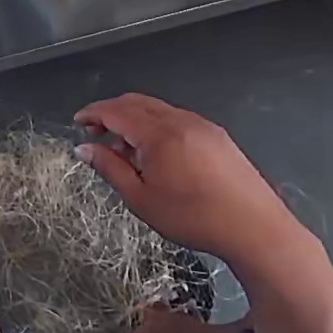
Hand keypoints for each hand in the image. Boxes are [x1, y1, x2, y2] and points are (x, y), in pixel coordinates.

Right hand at [73, 93, 313, 267]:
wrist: (256, 230)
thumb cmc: (192, 218)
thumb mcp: (140, 198)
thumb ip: (109, 168)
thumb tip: (83, 148)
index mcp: (159, 134)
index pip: (116, 111)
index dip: (93, 114)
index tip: (76, 123)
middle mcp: (181, 121)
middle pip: (137, 102)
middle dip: (110, 112)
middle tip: (93, 132)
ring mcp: (203, 126)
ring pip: (158, 109)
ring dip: (133, 119)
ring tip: (122, 149)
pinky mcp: (217, 136)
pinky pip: (176, 119)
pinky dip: (154, 126)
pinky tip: (153, 153)